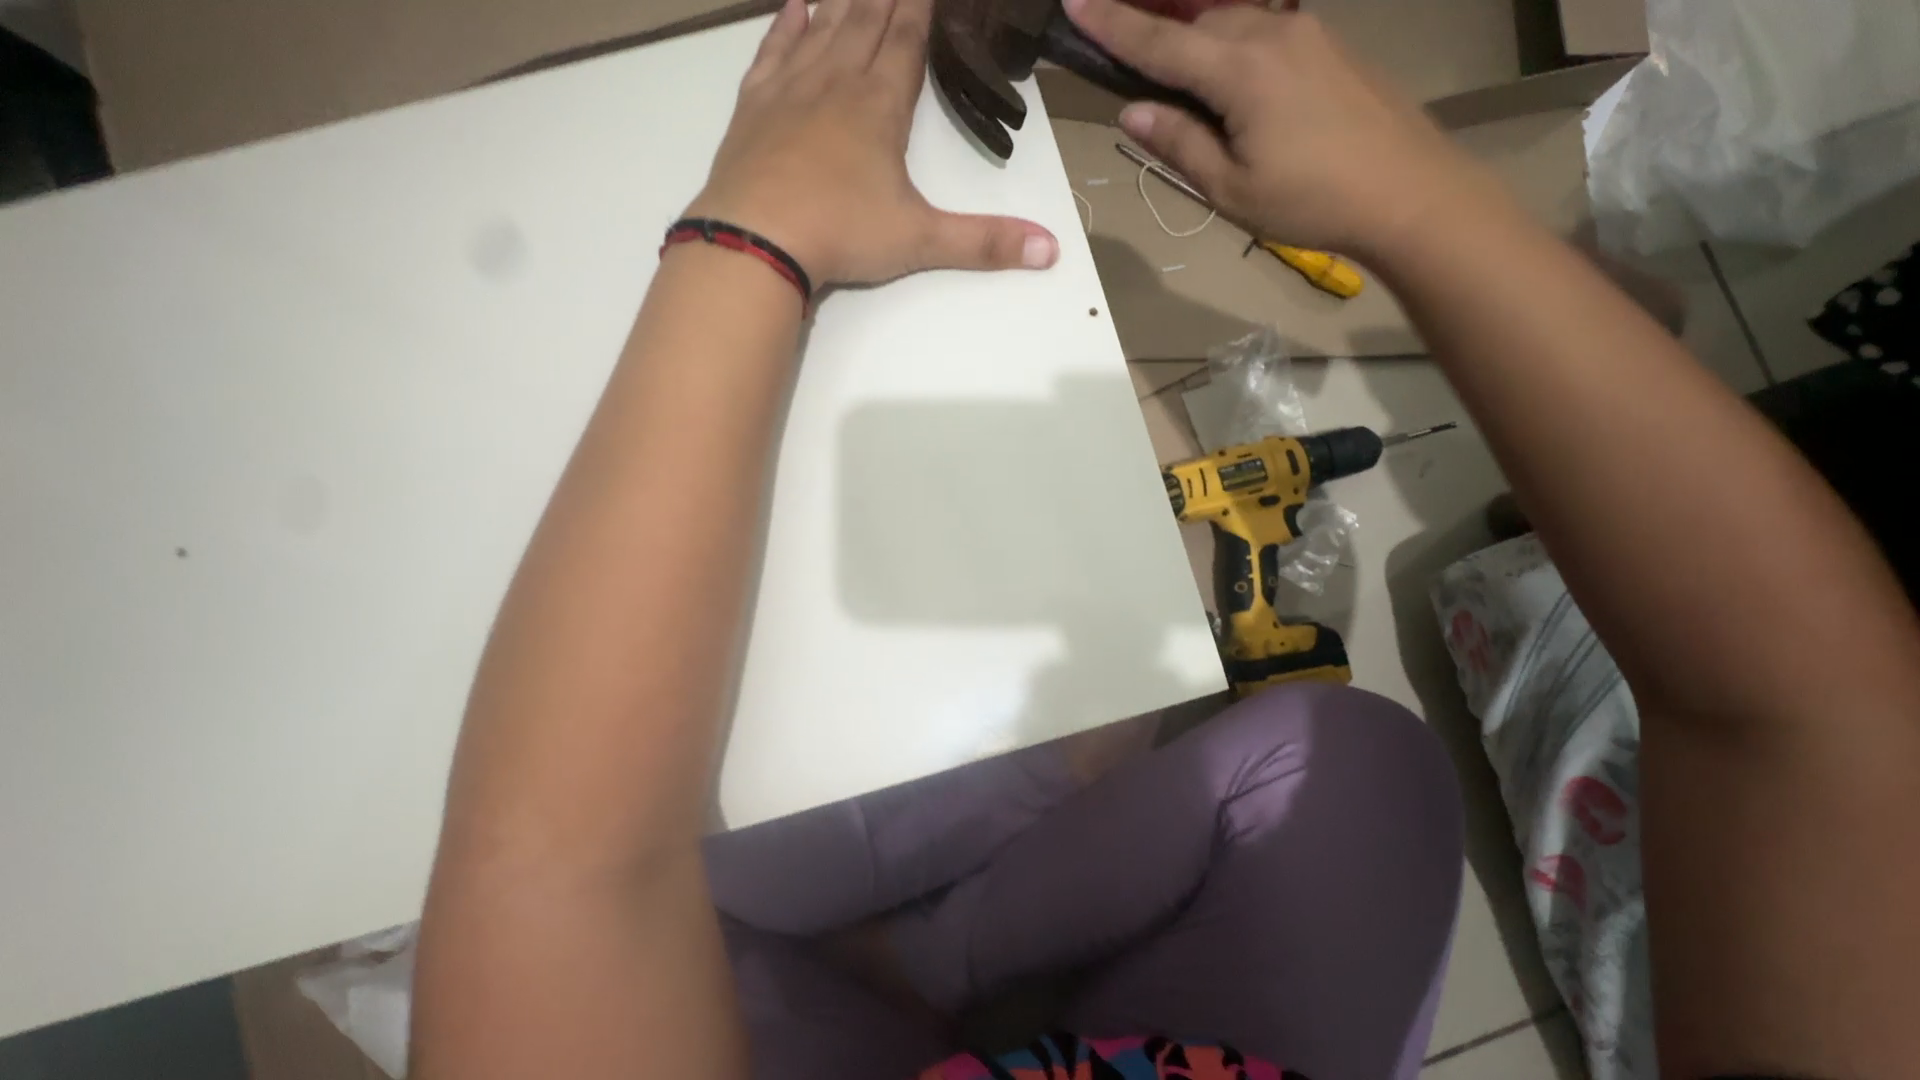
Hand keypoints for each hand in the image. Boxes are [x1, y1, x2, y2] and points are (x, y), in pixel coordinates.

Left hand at [687, 0, 1059, 286]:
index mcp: (880, 106)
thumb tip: (1053, 252)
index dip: (920, 5)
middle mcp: (836, 83)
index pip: (907, 39)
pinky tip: (794, 7)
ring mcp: (789, 91)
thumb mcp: (920, 242)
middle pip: (865, 19)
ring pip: (821, 26)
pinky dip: (784, 26)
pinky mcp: (752, 108)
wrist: (754, 241)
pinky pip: (771, 52)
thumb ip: (984, 243)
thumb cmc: (841, 235)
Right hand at [1064, 0, 1503, 259]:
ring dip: (1199, 45)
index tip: (1075, 2)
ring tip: (1186, 89)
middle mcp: (1273, 33)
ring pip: (1233, 23)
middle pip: (1197, 23)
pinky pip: (1265, 33)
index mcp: (1241, 70)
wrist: (1411, 193)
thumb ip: (1179, 144)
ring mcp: (1307, 34)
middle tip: (1132, 69)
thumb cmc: (1313, 202)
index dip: (1112, 24)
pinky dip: (1234, 50)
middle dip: (1159, 36)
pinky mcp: (1330, 46)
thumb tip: (1132, 113)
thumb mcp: (1231, 188)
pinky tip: (1236, 89)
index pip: (1159, 42)